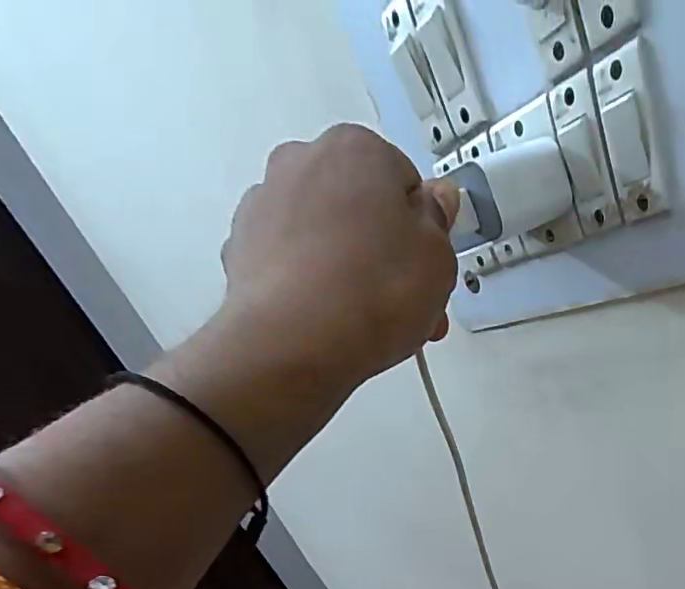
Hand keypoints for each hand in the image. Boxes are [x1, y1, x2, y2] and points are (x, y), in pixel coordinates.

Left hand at [219, 123, 460, 385]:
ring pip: (327, 233)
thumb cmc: (365, 294)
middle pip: (362, 204)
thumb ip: (439, 222)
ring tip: (379, 315)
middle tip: (410, 291)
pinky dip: (317, 283)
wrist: (296, 342)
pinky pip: (296, 261)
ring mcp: (268, 203)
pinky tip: (340, 318)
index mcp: (358, 149)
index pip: (407, 180)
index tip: (430, 254)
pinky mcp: (245, 248)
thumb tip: (436, 206)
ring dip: (354, 266)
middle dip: (387, 246)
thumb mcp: (439, 258)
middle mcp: (304, 162)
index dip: (425, 226)